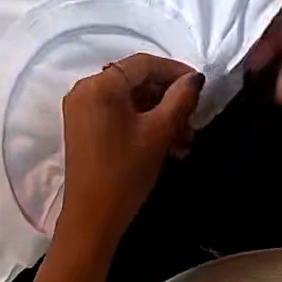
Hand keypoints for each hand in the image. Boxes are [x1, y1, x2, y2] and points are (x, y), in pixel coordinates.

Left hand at [57, 53, 203, 249]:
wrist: (93, 217)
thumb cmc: (126, 172)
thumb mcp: (159, 132)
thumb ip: (180, 99)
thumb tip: (195, 79)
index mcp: (100, 85)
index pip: (144, 64)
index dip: (176, 71)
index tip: (201, 86)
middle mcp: (85, 89)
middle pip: (136, 80)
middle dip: (169, 98)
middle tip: (193, 120)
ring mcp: (81, 109)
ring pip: (129, 99)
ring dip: (159, 114)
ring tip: (183, 139)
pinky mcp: (83, 127)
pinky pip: (117, 113)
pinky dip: (142, 122)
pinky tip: (165, 143)